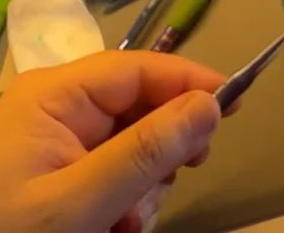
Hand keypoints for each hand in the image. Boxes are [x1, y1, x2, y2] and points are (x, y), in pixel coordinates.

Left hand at [0, 51, 225, 232]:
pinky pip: (106, 172)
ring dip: (144, 181)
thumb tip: (212, 103)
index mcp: (54, 94)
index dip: (190, 80)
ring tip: (133, 223)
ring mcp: (50, 143)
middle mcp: (55, 107)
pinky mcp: (47, 177)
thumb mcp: (75, 205)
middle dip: (164, 143)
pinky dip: (122, 199)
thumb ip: (144, 153)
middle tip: (189, 173)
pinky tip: (117, 229)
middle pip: (139, 104)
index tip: (236, 103)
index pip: (141, 67)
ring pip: (129, 142)